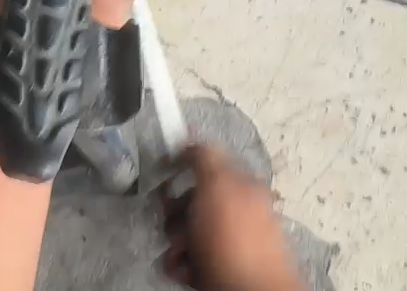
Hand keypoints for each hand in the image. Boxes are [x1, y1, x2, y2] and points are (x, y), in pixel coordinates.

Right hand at [161, 145, 304, 290]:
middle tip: (169, 220)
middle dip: (174, 210)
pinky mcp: (223, 269)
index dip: (182, 165)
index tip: (163, 173)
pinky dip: (182, 261)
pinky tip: (181, 267)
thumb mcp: (216, 183)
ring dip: (175, 239)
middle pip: (194, 199)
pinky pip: (194, 257)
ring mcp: (232, 241)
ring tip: (176, 252)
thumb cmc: (233, 236)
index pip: (207, 164)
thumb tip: (190, 137)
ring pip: (191, 231)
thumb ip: (203, 156)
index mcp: (243, 185)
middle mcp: (239, 210)